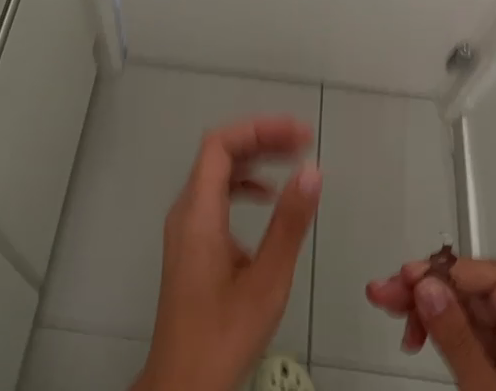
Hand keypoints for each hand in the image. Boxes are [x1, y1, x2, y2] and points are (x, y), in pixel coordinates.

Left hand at [133, 115, 321, 390]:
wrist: (184, 381)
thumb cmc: (225, 332)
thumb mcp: (267, 279)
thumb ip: (289, 222)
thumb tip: (312, 170)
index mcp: (198, 213)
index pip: (221, 145)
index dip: (260, 129)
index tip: (300, 134)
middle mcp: (186, 211)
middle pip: (219, 153)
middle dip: (261, 139)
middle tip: (304, 141)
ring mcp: (185, 228)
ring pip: (216, 173)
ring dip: (254, 160)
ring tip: (293, 160)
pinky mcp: (191, 244)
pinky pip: (215, 196)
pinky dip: (244, 185)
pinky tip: (269, 198)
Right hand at [366, 257, 495, 390]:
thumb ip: (457, 339)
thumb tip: (428, 287)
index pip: (495, 280)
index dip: (450, 272)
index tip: (410, 277)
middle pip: (473, 291)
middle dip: (426, 286)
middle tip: (386, 291)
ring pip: (461, 307)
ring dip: (422, 303)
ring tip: (387, 303)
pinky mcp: (493, 364)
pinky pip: (459, 330)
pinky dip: (432, 326)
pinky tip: (412, 334)